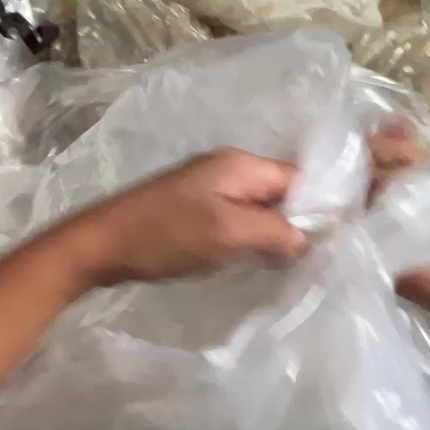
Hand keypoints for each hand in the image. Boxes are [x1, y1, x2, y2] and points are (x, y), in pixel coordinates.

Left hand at [52, 149, 308, 287]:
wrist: (98, 245)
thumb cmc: (163, 236)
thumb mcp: (227, 233)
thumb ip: (274, 232)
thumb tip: (306, 239)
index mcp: (239, 164)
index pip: (300, 180)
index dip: (321, 209)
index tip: (332, 244)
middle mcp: (224, 169)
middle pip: (278, 194)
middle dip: (292, 225)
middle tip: (304, 261)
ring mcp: (202, 189)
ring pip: (252, 211)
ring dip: (265, 236)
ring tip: (275, 265)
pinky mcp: (186, 211)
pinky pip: (228, 222)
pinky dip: (239, 240)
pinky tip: (240, 262)